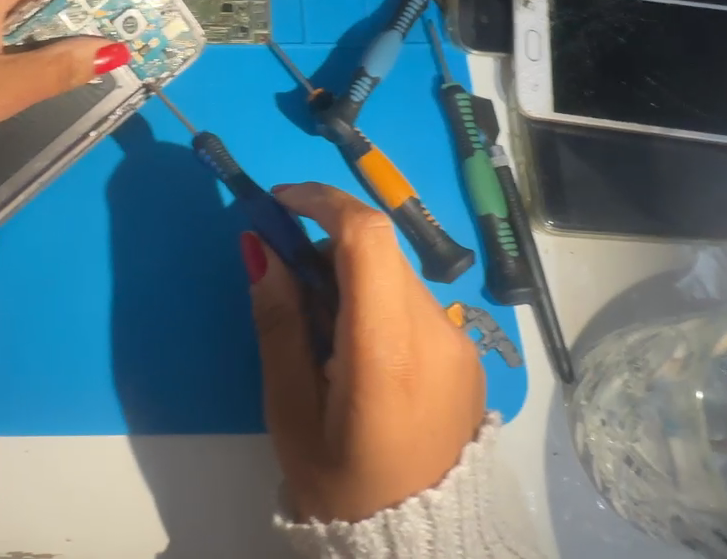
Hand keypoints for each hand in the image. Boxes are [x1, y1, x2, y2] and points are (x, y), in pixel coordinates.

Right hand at [243, 183, 487, 522]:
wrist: (422, 546)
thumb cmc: (340, 484)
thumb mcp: (290, 409)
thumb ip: (277, 320)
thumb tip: (260, 247)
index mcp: (386, 350)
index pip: (366, 237)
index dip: (322, 201)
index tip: (280, 202)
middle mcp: (434, 332)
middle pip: (378, 249)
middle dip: (326, 242)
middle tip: (287, 279)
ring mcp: (458, 341)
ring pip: (395, 272)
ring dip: (350, 274)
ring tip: (319, 329)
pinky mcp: (467, 352)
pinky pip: (413, 300)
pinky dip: (375, 298)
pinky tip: (354, 347)